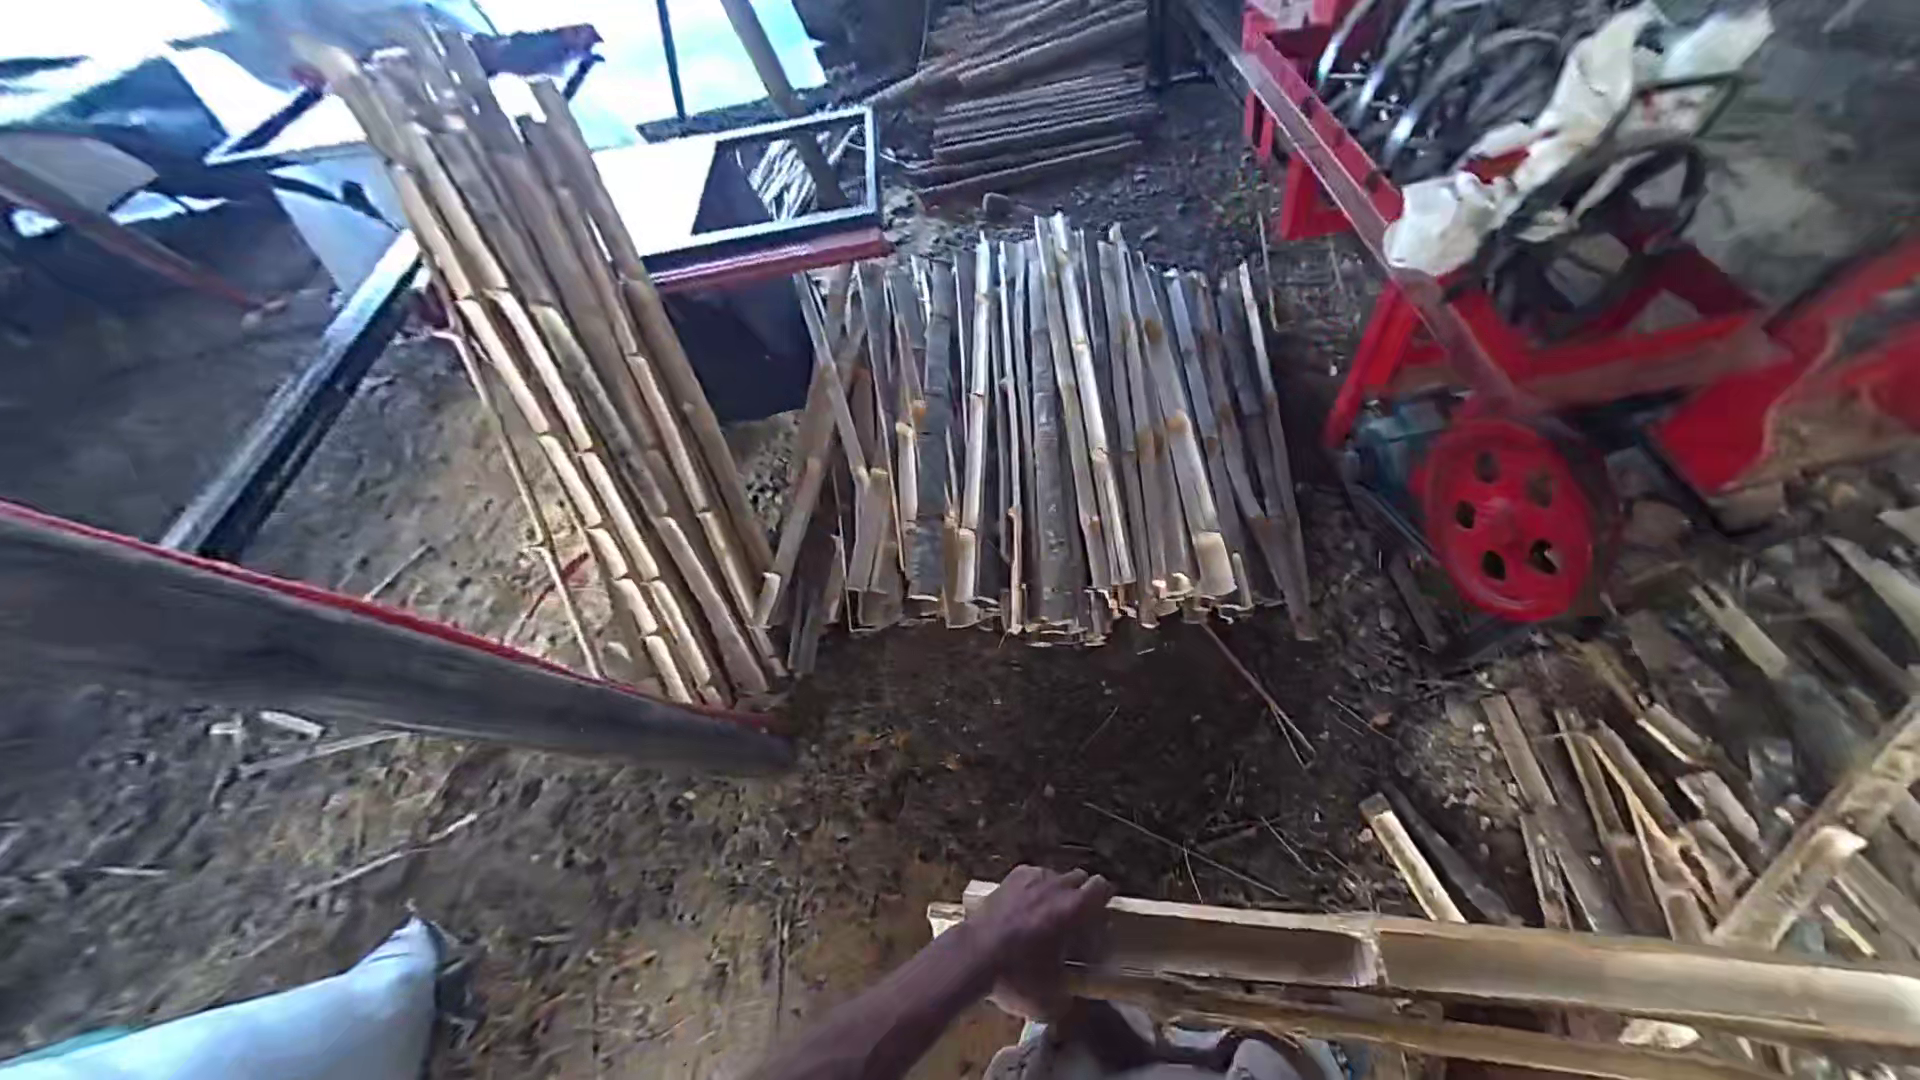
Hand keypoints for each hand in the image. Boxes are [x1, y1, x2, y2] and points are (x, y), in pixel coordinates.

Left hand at [968, 865, 1112, 1020]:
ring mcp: (1031, 877)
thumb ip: (1069, 993)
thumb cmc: (1018, 976)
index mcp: (1073, 909)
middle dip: (1081, 894)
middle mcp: (1055, 885)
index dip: (1104, 897)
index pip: (1101, 886)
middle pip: (1079, 877)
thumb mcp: (1051, 1000)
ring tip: (1047, 914)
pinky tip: (1026, 906)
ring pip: (1055, 876)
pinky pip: (1033, 875)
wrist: (975, 955)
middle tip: (1075, 918)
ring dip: (1057, 890)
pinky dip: (1035, 887)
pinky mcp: (1010, 877)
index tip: (1102, 912)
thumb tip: (1070, 995)